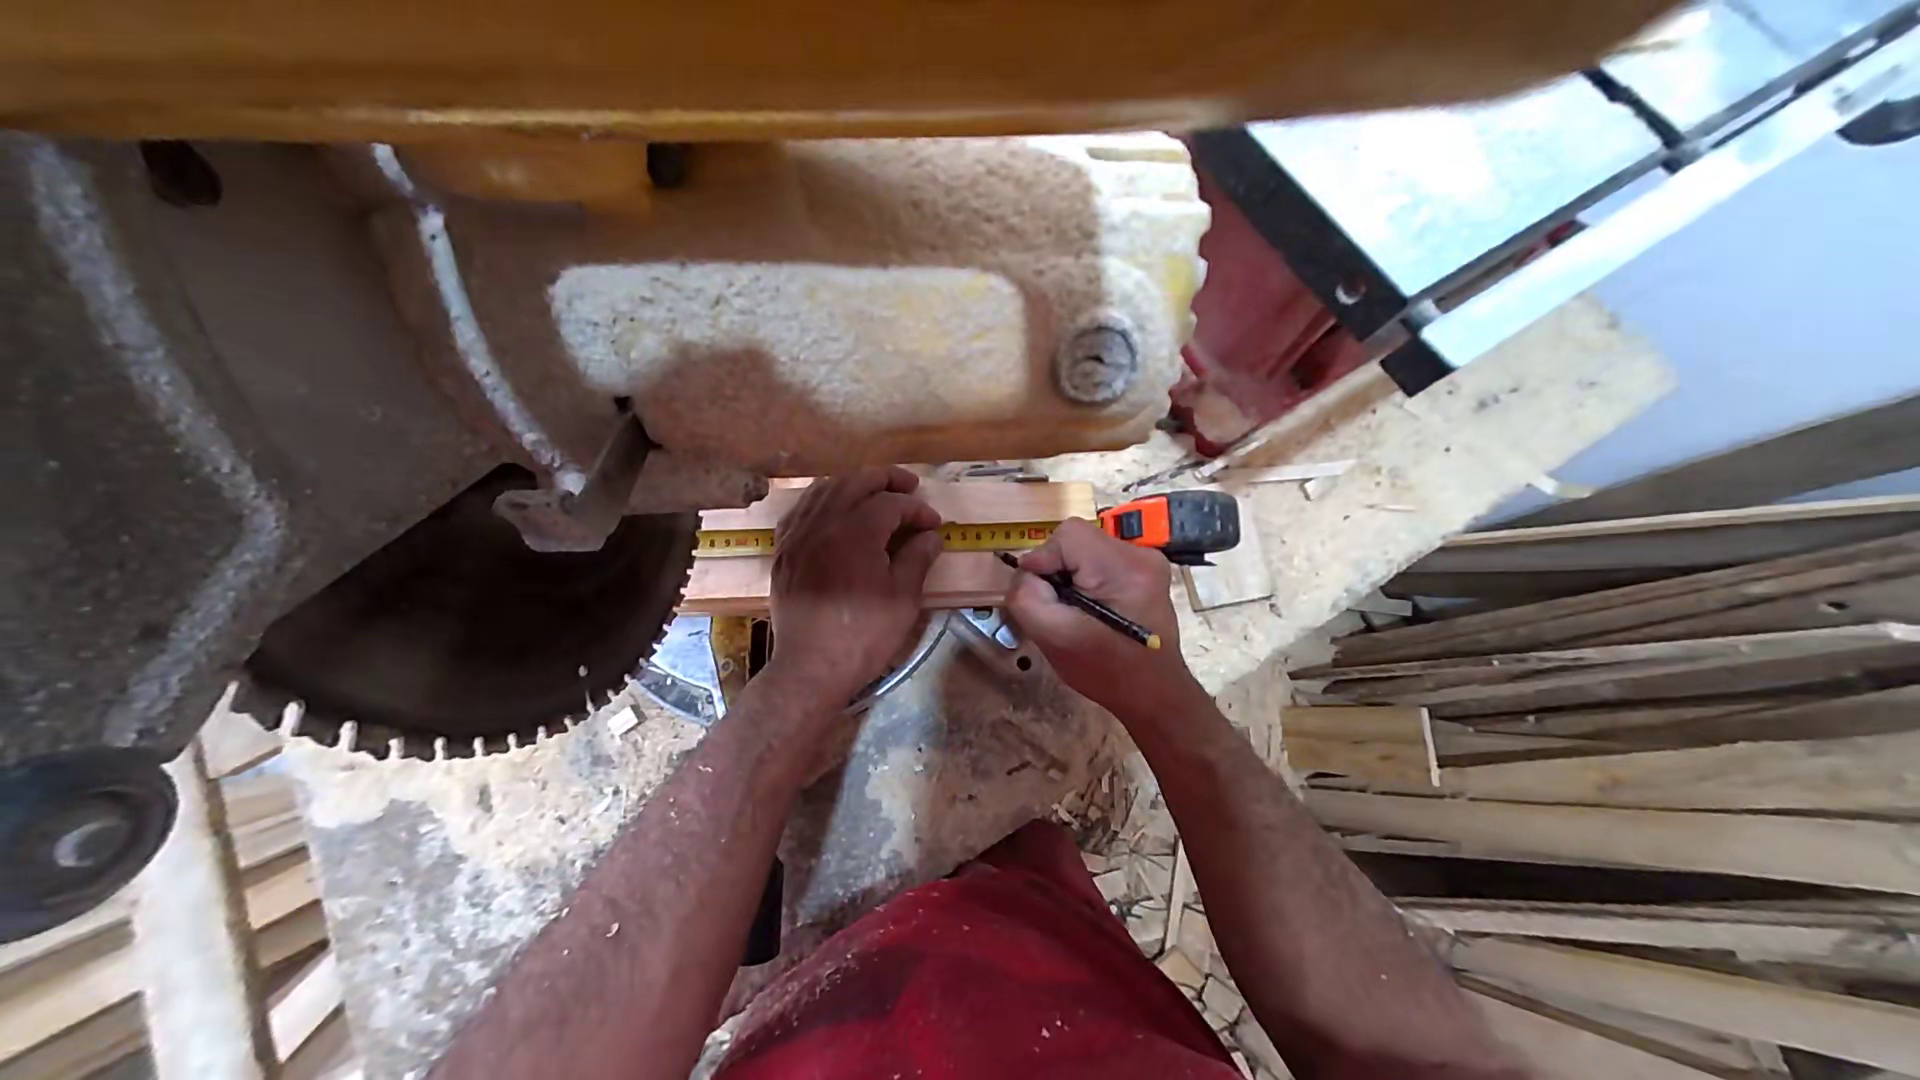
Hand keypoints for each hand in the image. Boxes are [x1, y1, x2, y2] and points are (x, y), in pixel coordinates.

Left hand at [765, 467, 945, 710]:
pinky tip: (833, 510)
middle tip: (909, 485)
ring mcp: (797, 535)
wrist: (812, 666)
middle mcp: (822, 523)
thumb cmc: (864, 635)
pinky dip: (822, 501)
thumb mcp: (903, 598)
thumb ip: (918, 558)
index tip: (933, 524)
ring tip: (873, 491)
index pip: (891, 503)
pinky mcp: (783, 551)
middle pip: (855, 482)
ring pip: (824, 490)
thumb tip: (931, 536)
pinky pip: (800, 510)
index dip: (916, 509)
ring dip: (852, 484)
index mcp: (856, 531)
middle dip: (886, 479)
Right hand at [1006, 517, 1205, 724]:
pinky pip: (1098, 559)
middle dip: (1058, 569)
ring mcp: (1147, 560)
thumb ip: (1027, 595)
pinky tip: (1091, 607)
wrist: (1152, 693)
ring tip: (1076, 610)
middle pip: (1076, 539)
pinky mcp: (1144, 569)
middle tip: (1061, 607)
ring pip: (1085, 548)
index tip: (1046, 596)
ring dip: (1070, 574)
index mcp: (1125, 567)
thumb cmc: (1104, 671)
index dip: (1044, 561)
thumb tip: (1027, 569)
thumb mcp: (1052, 638)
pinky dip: (1085, 578)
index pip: (1067, 535)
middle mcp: (1141, 554)